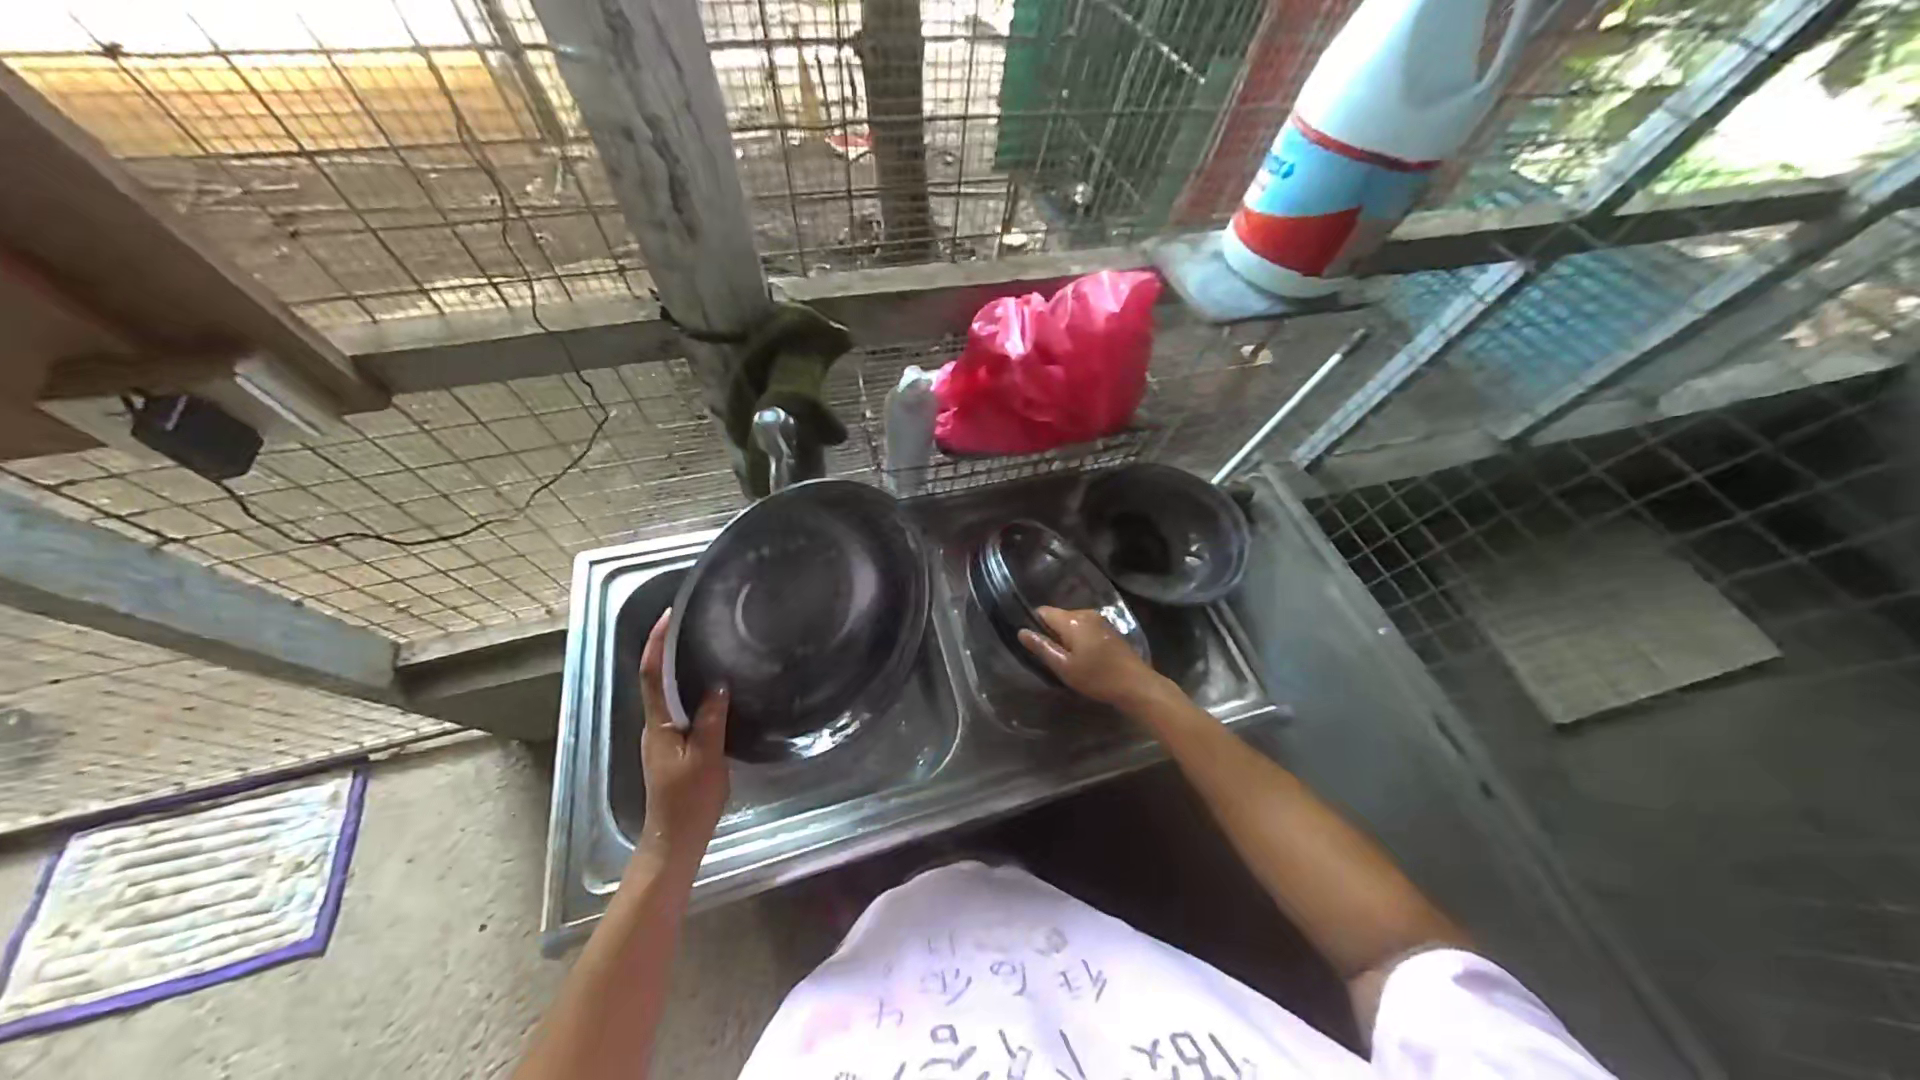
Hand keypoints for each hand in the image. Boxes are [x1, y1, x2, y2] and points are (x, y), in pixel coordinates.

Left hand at [637, 609, 729, 872]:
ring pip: (668, 695)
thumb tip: (718, 685)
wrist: (676, 838)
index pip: (653, 675)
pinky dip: (689, 691)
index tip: (668, 618)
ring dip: (679, 669)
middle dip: (668, 650)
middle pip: (657, 680)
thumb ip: (712, 719)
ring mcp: (662, 738)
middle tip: (690, 626)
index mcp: (659, 725)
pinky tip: (711, 689)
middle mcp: (655, 726)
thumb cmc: (690, 799)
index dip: (657, 644)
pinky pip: (679, 709)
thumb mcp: (707, 757)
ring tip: (703, 648)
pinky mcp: (673, 748)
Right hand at [1018, 606, 1170, 712]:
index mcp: (1072, 620)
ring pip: (1072, 623)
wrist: (1136, 685)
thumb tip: (1021, 631)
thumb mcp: (1064, 667)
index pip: (1043, 611)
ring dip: (1067, 637)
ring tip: (1069, 660)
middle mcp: (1085, 613)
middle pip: (1058, 616)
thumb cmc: (1097, 677)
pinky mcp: (1109, 629)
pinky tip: (1085, 657)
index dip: (1035, 625)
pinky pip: (1085, 628)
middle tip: (1053, 658)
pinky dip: (1080, 639)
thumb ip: (1042, 647)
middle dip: (1052, 633)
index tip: (1036, 646)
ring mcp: (1100, 620)